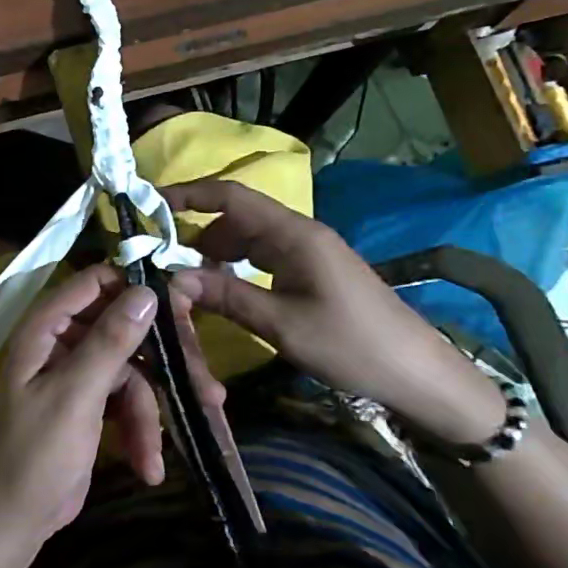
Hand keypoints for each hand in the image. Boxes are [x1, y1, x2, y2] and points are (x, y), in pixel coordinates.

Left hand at [0, 265, 219, 567]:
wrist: (10, 527)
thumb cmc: (34, 457)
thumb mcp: (75, 396)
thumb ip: (110, 341)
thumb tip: (146, 291)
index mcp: (46, 329)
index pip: (95, 283)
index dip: (136, 289)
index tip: (182, 307)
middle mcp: (62, 343)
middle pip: (123, 329)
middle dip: (162, 364)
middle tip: (205, 386)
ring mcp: (77, 376)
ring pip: (132, 372)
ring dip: (151, 412)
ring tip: (157, 455)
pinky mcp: (91, 407)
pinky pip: (127, 403)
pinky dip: (139, 431)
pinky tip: (147, 466)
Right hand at [164, 180, 505, 447]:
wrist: (417, 372)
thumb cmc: (351, 345)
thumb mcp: (282, 324)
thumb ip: (227, 296)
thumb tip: (173, 278)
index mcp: (293, 234)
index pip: (232, 196)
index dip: (189, 194)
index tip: (151, 204)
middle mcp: (298, 233)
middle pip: (236, 216)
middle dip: (195, 231)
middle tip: (159, 258)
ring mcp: (307, 252)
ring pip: (247, 238)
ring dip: (215, 252)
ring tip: (184, 279)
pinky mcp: (311, 271)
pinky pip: (263, 257)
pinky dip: (236, 267)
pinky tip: (221, 289)